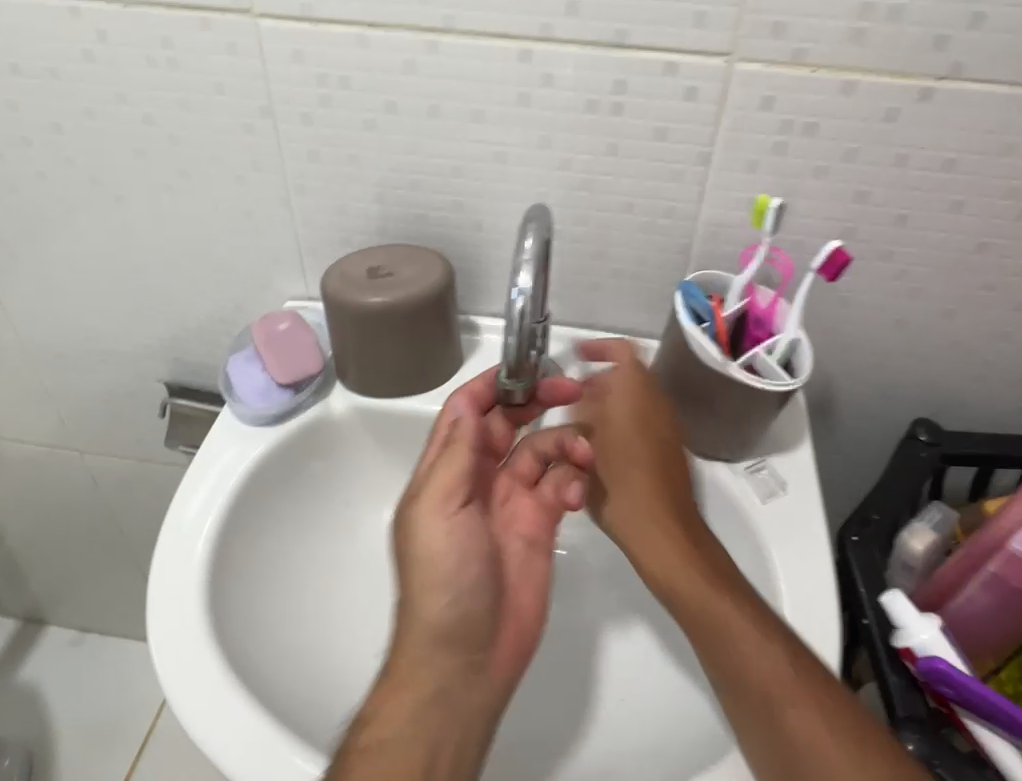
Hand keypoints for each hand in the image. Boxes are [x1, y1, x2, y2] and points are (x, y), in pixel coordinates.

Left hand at [390, 365, 593, 702]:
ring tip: (584, 452)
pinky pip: (561, 486)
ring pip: (541, 451)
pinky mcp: (541, 526)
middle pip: (508, 423)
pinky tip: (579, 493)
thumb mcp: (438, 509)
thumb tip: (471, 402)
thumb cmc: (444, 579)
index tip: (527, 365)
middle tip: (572, 390)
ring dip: (563, 442)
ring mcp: (511, 503)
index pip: (467, 411)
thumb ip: (457, 454)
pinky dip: (574, 480)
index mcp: (446, 470)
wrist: (468, 657)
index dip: (494, 384)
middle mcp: (478, 479)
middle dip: (537, 401)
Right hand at [572, 339, 708, 573]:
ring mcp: (670, 425)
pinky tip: (602, 448)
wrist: (664, 530)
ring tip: (581, 424)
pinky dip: (625, 421)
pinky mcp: (673, 448)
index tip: (577, 356)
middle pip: (631, 374)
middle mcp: (658, 401)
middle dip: (601, 379)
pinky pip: (646, 419)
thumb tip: (583, 396)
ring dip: (612, 402)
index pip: (623, 350)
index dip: (600, 348)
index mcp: (637, 392)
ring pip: (639, 398)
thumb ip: (582, 413)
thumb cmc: (618, 484)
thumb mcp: (585, 447)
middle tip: (572, 395)